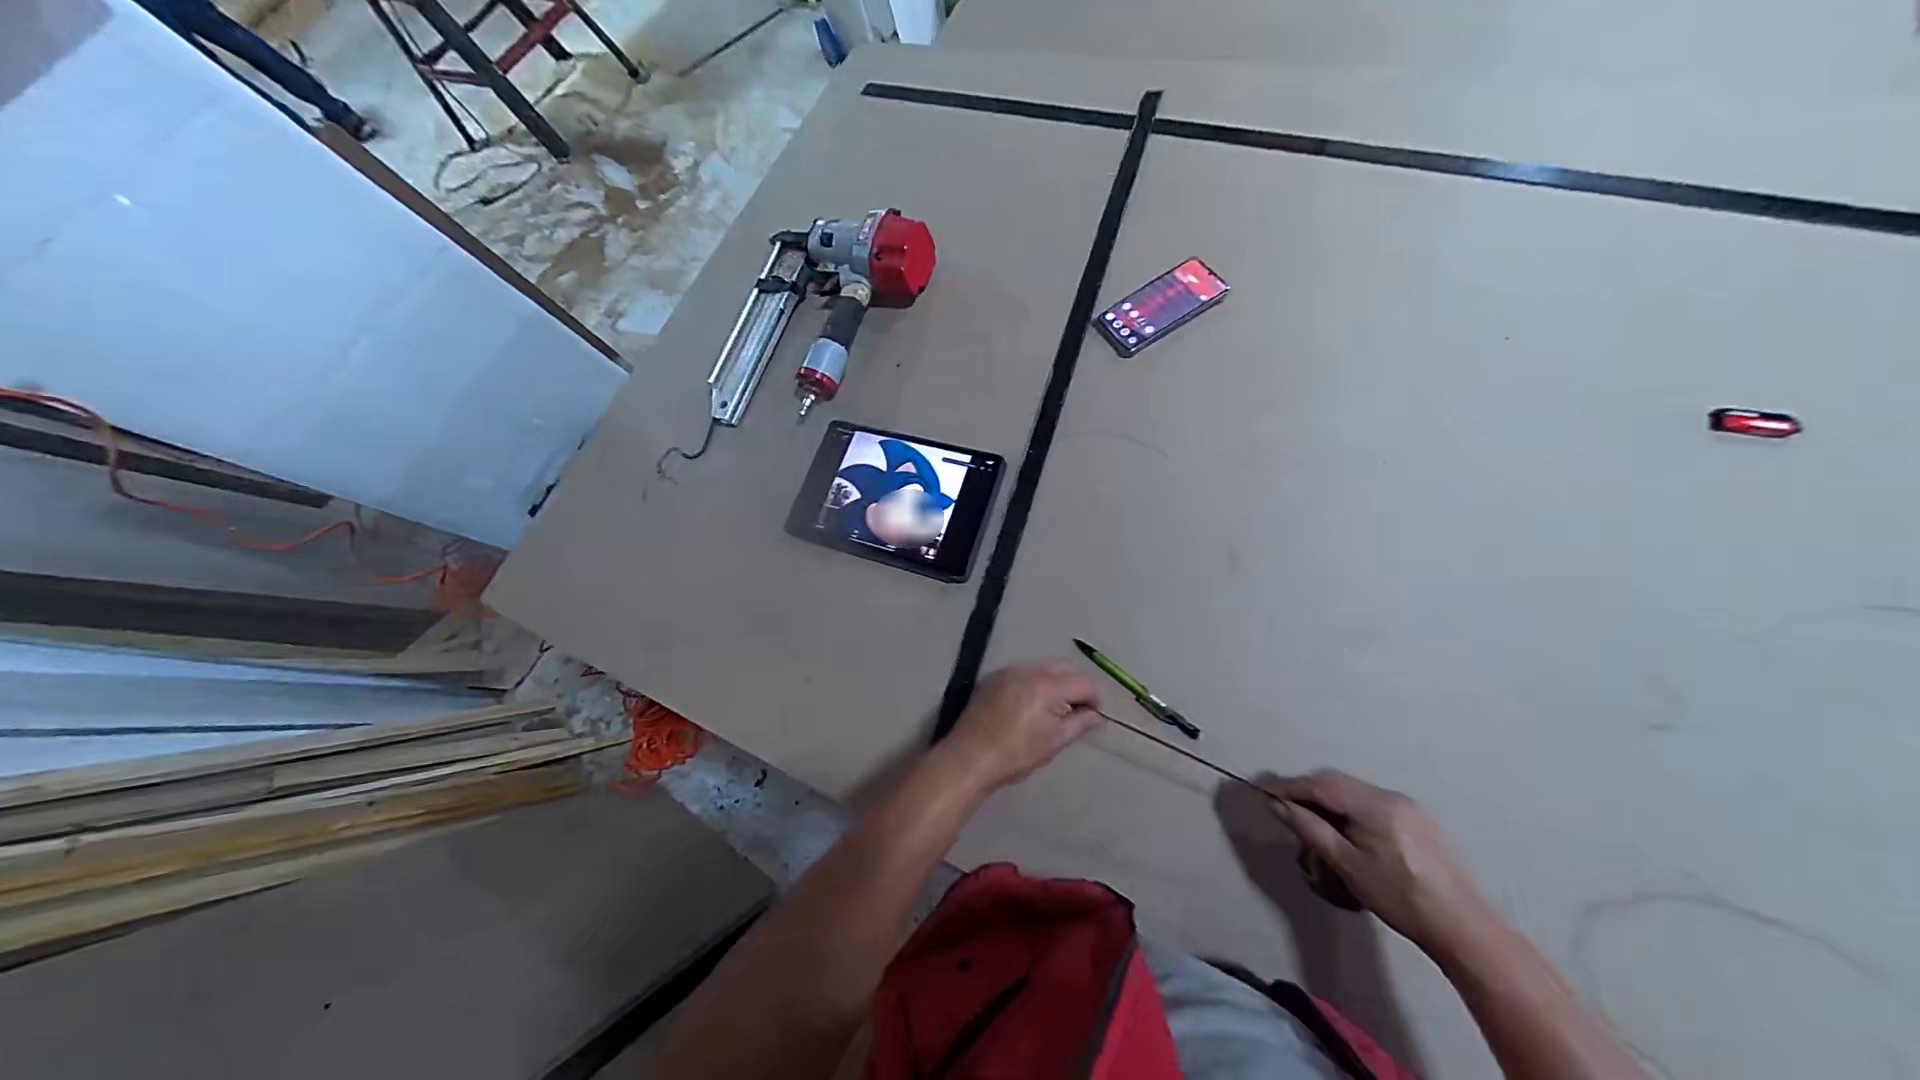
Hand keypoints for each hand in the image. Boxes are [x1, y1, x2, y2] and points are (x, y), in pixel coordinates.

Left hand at [937, 661, 1101, 793]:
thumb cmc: (1015, 756)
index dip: (1094, 700)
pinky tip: (1028, 707)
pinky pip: (1023, 672)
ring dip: (1055, 683)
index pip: (1084, 682)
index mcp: (1045, 686)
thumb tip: (1096, 715)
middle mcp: (1027, 670)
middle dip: (1075, 687)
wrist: (968, 759)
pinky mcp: (992, 678)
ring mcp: (1007, 671)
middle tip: (1073, 714)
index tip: (1091, 718)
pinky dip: (1034, 683)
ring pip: (1044, 667)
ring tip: (1050, 712)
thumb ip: (1080, 723)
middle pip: (1065, 667)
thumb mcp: (1055, 742)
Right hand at [1263, 770, 1501, 957]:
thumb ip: (1310, 829)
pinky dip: (1351, 809)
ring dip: (1330, 801)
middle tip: (1287, 811)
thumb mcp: (1348, 866)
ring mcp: (1409, 807)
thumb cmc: (1400, 899)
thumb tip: (1278, 805)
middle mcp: (1392, 797)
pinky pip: (1373, 802)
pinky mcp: (1419, 820)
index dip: (1291, 787)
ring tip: (1314, 824)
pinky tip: (1348, 832)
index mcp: (1375, 805)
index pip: (1321, 784)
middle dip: (1308, 792)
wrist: (1464, 928)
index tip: (1268, 798)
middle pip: (1338, 782)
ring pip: (1356, 792)